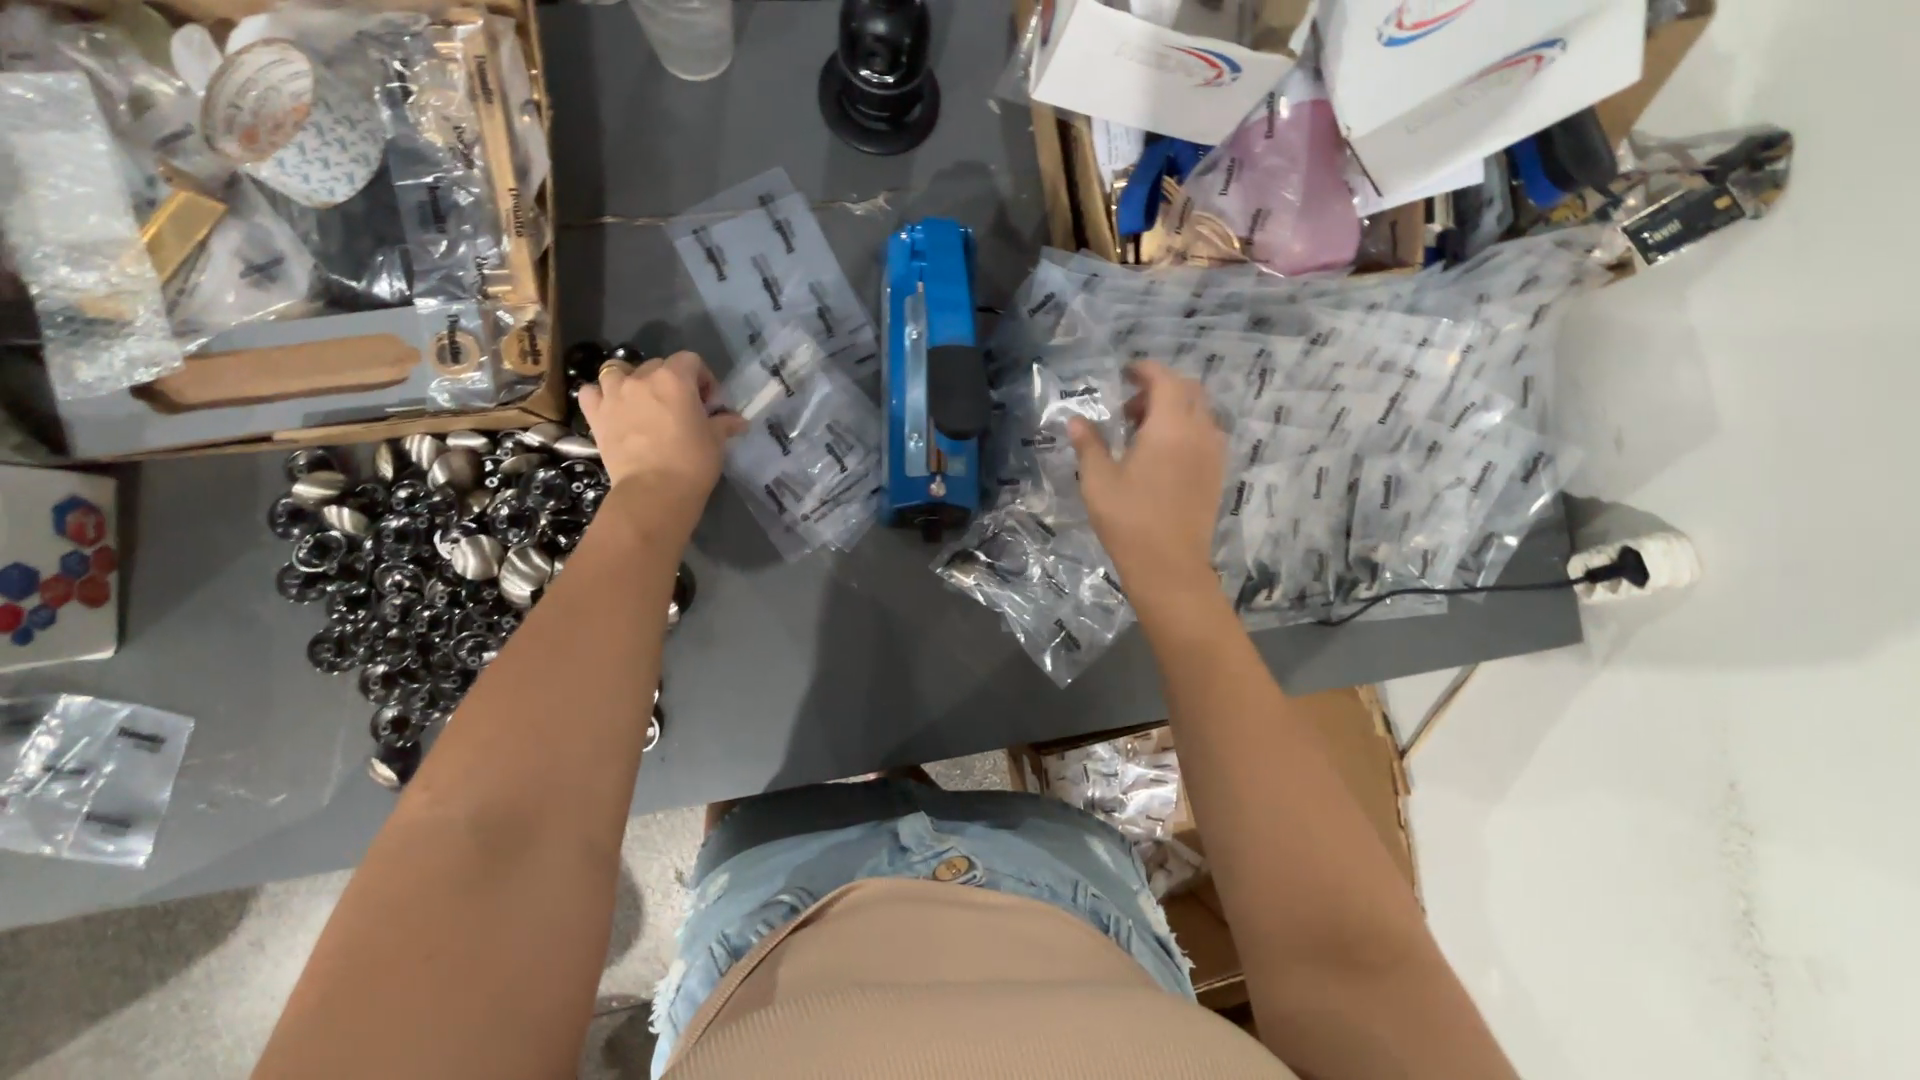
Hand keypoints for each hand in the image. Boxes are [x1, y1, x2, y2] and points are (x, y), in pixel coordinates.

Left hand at [578, 351, 746, 522]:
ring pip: (618, 371)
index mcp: (675, 379)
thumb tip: (739, 421)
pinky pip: (591, 392)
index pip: (691, 360)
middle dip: (671, 381)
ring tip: (642, 402)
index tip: (708, 402)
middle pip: (657, 365)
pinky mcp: (596, 415)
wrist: (654, 492)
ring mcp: (614, 395)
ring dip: (631, 381)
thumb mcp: (716, 440)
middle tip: (680, 408)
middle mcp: (641, 379)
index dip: (703, 378)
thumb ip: (725, 423)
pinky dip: (600, 396)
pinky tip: (611, 408)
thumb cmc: (692, 462)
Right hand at [1068, 361, 1226, 606]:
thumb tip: (1076, 420)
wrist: (1170, 566)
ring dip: (1175, 409)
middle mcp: (1199, 432)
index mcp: (1170, 426)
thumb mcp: (1098, 480)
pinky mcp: (1217, 474)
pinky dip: (1186, 429)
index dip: (1145, 370)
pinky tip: (1163, 454)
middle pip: (1189, 391)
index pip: (1165, 379)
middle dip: (1161, 387)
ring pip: (1200, 413)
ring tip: (1144, 431)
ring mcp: (1213, 454)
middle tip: (1130, 405)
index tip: (1126, 372)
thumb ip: (1089, 445)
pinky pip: (1206, 435)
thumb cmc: (1129, 520)